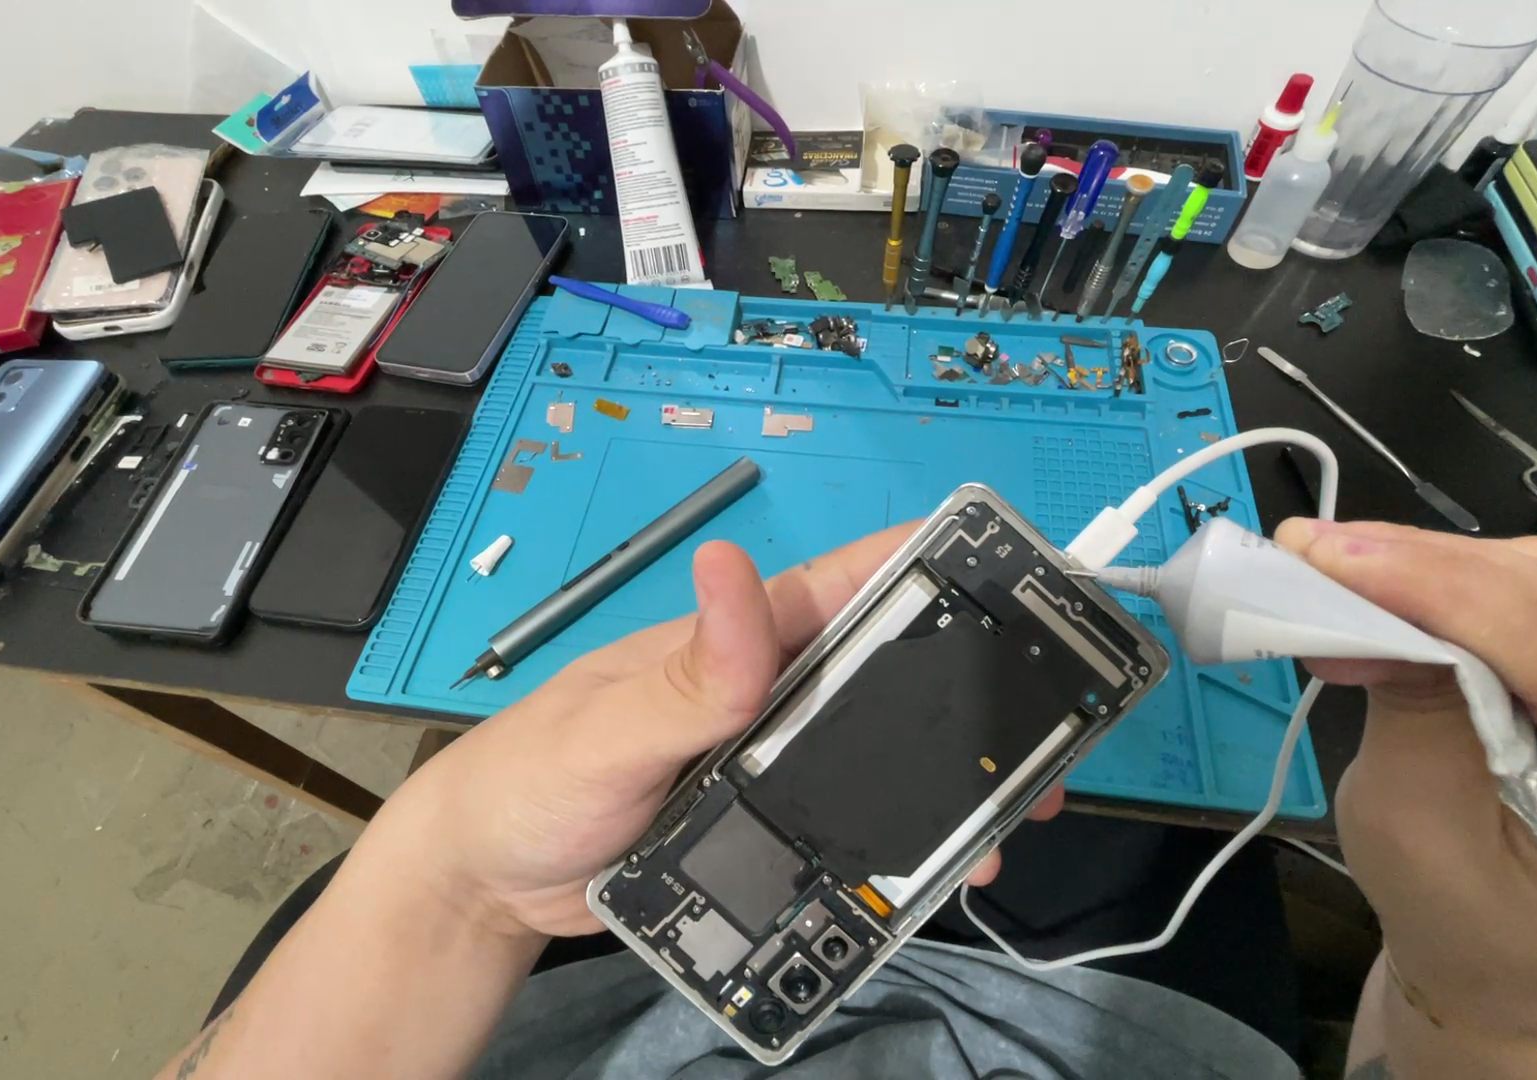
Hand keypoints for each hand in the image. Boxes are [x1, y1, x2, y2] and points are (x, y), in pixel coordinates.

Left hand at [357, 527, 1063, 942]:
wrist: (497, 875)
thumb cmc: (538, 776)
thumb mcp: (610, 725)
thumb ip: (687, 671)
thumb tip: (734, 567)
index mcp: (745, 636)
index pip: (852, 583)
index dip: (934, 571)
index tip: (1017, 593)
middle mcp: (773, 686)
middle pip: (891, 673)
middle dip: (969, 695)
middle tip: (1040, 741)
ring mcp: (775, 754)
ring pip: (885, 750)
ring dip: (950, 776)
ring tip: (1008, 821)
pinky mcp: (772, 817)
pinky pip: (854, 817)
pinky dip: (902, 836)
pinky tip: (938, 866)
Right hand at [1275, 519, 1536, 1039]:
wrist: (1518, 961)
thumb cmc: (1463, 920)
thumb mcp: (1415, 833)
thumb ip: (1411, 718)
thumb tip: (1364, 609)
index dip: (1453, 592)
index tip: (1326, 555)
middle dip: (1434, 568)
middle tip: (1311, 551)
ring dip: (1441, 565)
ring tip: (1337, 566)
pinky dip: (1463, 577)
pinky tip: (1396, 581)